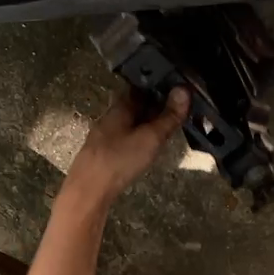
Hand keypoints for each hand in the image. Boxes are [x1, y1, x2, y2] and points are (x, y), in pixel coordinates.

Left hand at [63, 87, 189, 202]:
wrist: (88, 190)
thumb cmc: (120, 159)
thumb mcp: (151, 138)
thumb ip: (169, 116)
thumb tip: (185, 89)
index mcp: (120, 106)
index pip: (141, 86)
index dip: (160, 84)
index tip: (180, 87)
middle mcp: (111, 115)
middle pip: (136, 103)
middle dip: (156, 103)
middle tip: (180, 107)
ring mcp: (105, 134)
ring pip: (131, 120)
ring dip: (149, 120)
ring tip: (169, 125)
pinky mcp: (104, 151)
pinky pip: (126, 135)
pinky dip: (140, 135)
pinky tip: (148, 144)